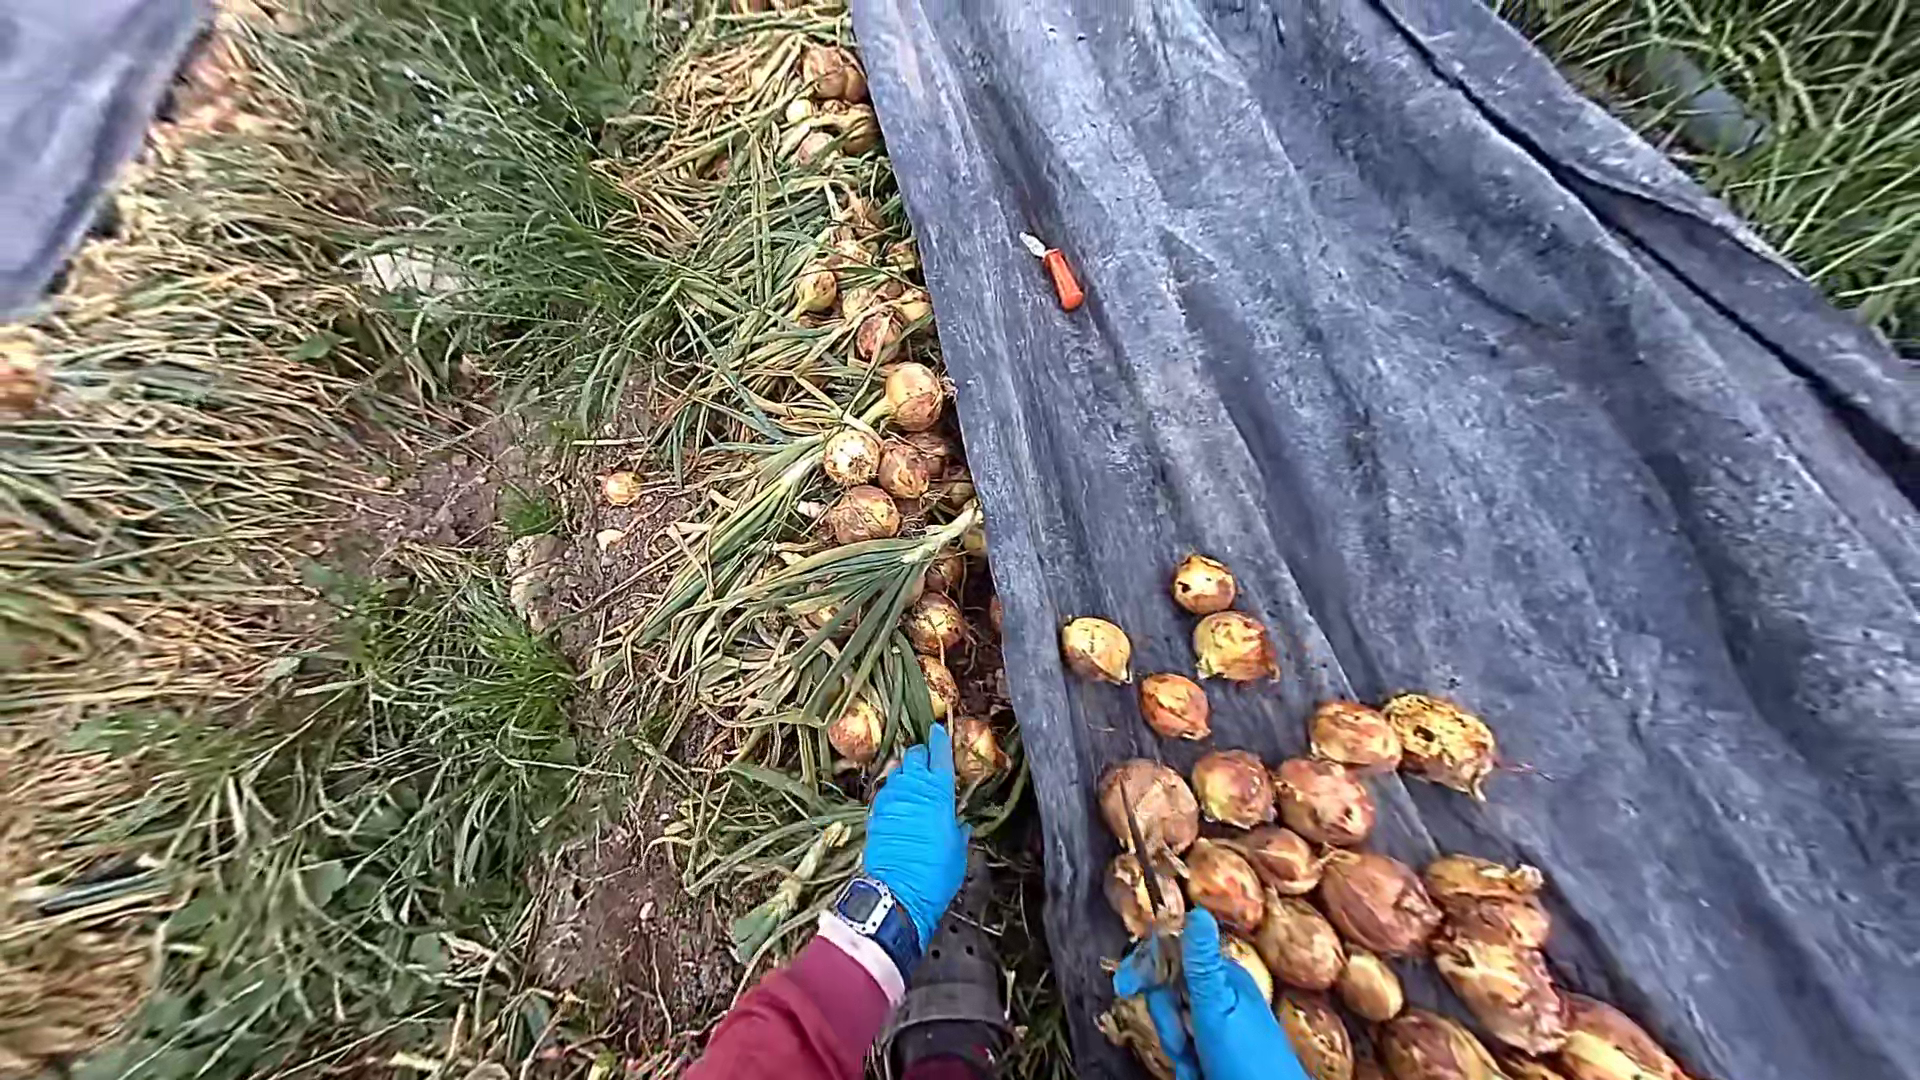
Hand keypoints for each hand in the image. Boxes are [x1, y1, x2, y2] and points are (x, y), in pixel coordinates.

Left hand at [863, 723, 969, 946]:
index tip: (938, 729)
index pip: (939, 754)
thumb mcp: (958, 848)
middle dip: (921, 754)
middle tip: (928, 762)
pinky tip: (899, 806)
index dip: (939, 739)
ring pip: (897, 770)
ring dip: (906, 773)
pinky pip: (885, 791)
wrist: (898, 890)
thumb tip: (960, 823)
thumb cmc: (936, 870)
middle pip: (914, 754)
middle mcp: (913, 786)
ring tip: (912, 785)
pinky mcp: (875, 810)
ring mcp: (891, 796)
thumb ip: (958, 828)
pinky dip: (893, 792)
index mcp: (938, 791)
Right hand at [1112, 910, 1306, 1079]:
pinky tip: (1197, 1075)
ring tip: (1193, 1067)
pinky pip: (1187, 1048)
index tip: (1122, 987)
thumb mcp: (1217, 1006)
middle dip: (1166, 1018)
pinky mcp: (1218, 1053)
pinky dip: (1187, 1064)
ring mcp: (1220, 1025)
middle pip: (1169, 988)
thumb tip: (1197, 910)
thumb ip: (1201, 960)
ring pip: (1174, 1021)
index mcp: (1223, 975)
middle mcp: (1221, 994)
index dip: (1144, 967)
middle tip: (1182, 1045)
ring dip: (1175, 1045)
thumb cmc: (1248, 1063)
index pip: (1170, 953)